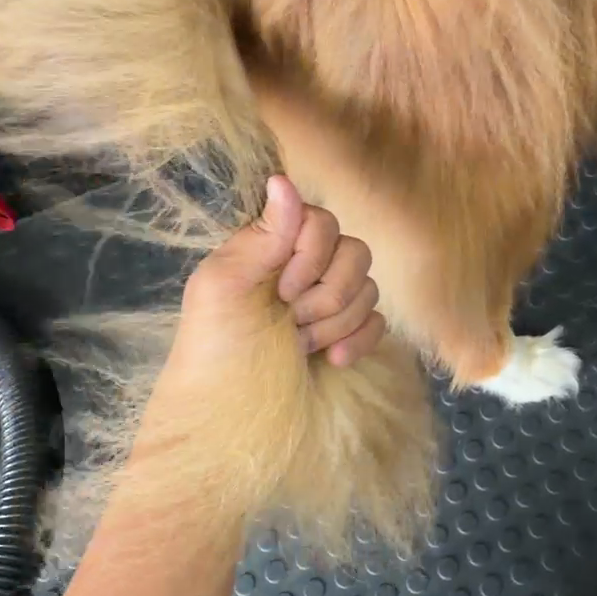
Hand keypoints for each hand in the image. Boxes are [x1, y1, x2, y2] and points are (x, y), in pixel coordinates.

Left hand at [166, 176, 385, 383]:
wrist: (230, 416)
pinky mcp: (351, 336)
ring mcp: (332, 303)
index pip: (323, 221)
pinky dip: (360, 340)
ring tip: (301, 346)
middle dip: (327, 295)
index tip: (282, 291)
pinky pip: (380, 322)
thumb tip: (283, 179)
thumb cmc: (216, 347)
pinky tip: (332, 360)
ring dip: (335, 323)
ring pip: (370, 289)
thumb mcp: (224, 285)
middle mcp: (307, 268)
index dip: (312, 256)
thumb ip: (262, 234)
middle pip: (356, 252)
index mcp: (274, 247)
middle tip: (291, 321)